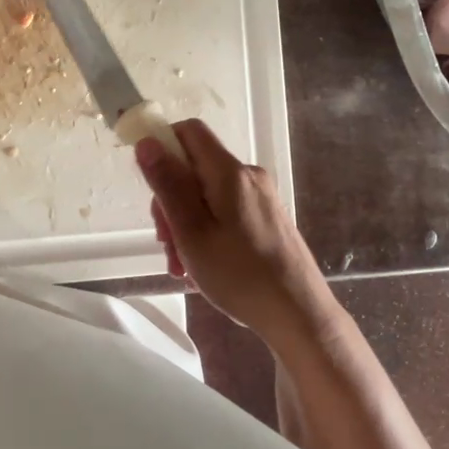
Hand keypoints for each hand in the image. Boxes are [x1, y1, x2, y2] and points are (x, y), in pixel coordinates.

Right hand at [136, 119, 313, 332]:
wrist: (301, 316)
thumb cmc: (240, 275)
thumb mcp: (191, 231)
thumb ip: (168, 183)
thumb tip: (147, 141)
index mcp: (229, 172)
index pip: (189, 131)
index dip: (163, 147)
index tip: (151, 186)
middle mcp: (248, 176)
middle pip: (195, 168)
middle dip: (171, 199)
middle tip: (166, 242)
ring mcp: (262, 198)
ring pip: (208, 195)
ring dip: (186, 224)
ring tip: (183, 266)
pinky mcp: (269, 220)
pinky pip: (226, 213)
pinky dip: (208, 233)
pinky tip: (204, 269)